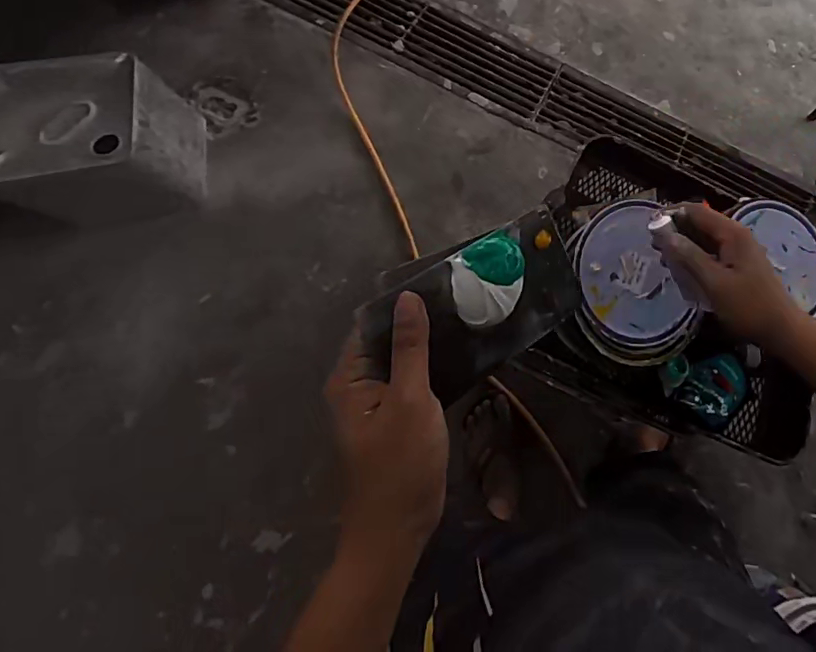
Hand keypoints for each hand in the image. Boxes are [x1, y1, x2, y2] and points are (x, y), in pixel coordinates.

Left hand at [325, 292, 446, 557]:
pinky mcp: (398, 414)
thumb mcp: (410, 400)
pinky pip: (413, 377)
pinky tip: (461, 351)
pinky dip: (433, 364)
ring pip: (404, 358)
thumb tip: (407, 298)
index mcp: (349, 378)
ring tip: (465, 316)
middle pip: (388, 338)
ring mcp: (379, 401)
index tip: (439, 284)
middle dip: (418, 319)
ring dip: (429, 341)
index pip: (371, 324)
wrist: (398, 530)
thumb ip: (410, 347)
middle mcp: (358, 385)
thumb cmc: (400, 464)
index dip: (401, 303)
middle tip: (461, 297)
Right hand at [654, 203, 808, 353]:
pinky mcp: (739, 262)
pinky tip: (683, 270)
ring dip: (685, 245)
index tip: (649, 226)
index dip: (671, 214)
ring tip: (664, 260)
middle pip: (700, 222)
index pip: (696, 210)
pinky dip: (696, 256)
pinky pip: (712, 251)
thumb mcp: (714, 282)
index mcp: (732, 232)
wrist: (781, 328)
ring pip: (705, 238)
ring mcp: (739, 248)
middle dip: (676, 231)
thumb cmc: (748, 306)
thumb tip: (664, 234)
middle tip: (653, 247)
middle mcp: (736, 234)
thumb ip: (689, 256)